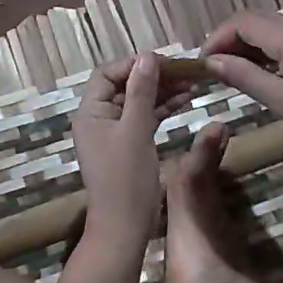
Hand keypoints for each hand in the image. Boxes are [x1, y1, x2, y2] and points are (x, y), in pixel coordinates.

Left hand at [72, 54, 194, 243]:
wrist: (125, 225)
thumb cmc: (126, 178)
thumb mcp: (135, 130)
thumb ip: (141, 92)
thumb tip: (147, 56)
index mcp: (90, 112)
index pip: (108, 74)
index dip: (134, 65)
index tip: (165, 62)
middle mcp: (98, 119)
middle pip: (124, 86)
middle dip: (154, 77)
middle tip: (186, 71)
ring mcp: (114, 133)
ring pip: (138, 102)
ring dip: (162, 91)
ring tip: (193, 83)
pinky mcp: (129, 145)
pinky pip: (144, 118)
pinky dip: (162, 109)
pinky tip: (186, 101)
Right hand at [200, 12, 282, 149]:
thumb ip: (245, 77)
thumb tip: (212, 62)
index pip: (241, 22)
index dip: (216, 38)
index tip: (204, 64)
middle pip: (255, 20)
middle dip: (229, 40)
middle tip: (215, 71)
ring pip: (271, 28)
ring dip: (248, 45)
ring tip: (236, 75)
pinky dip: (267, 49)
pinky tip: (265, 74)